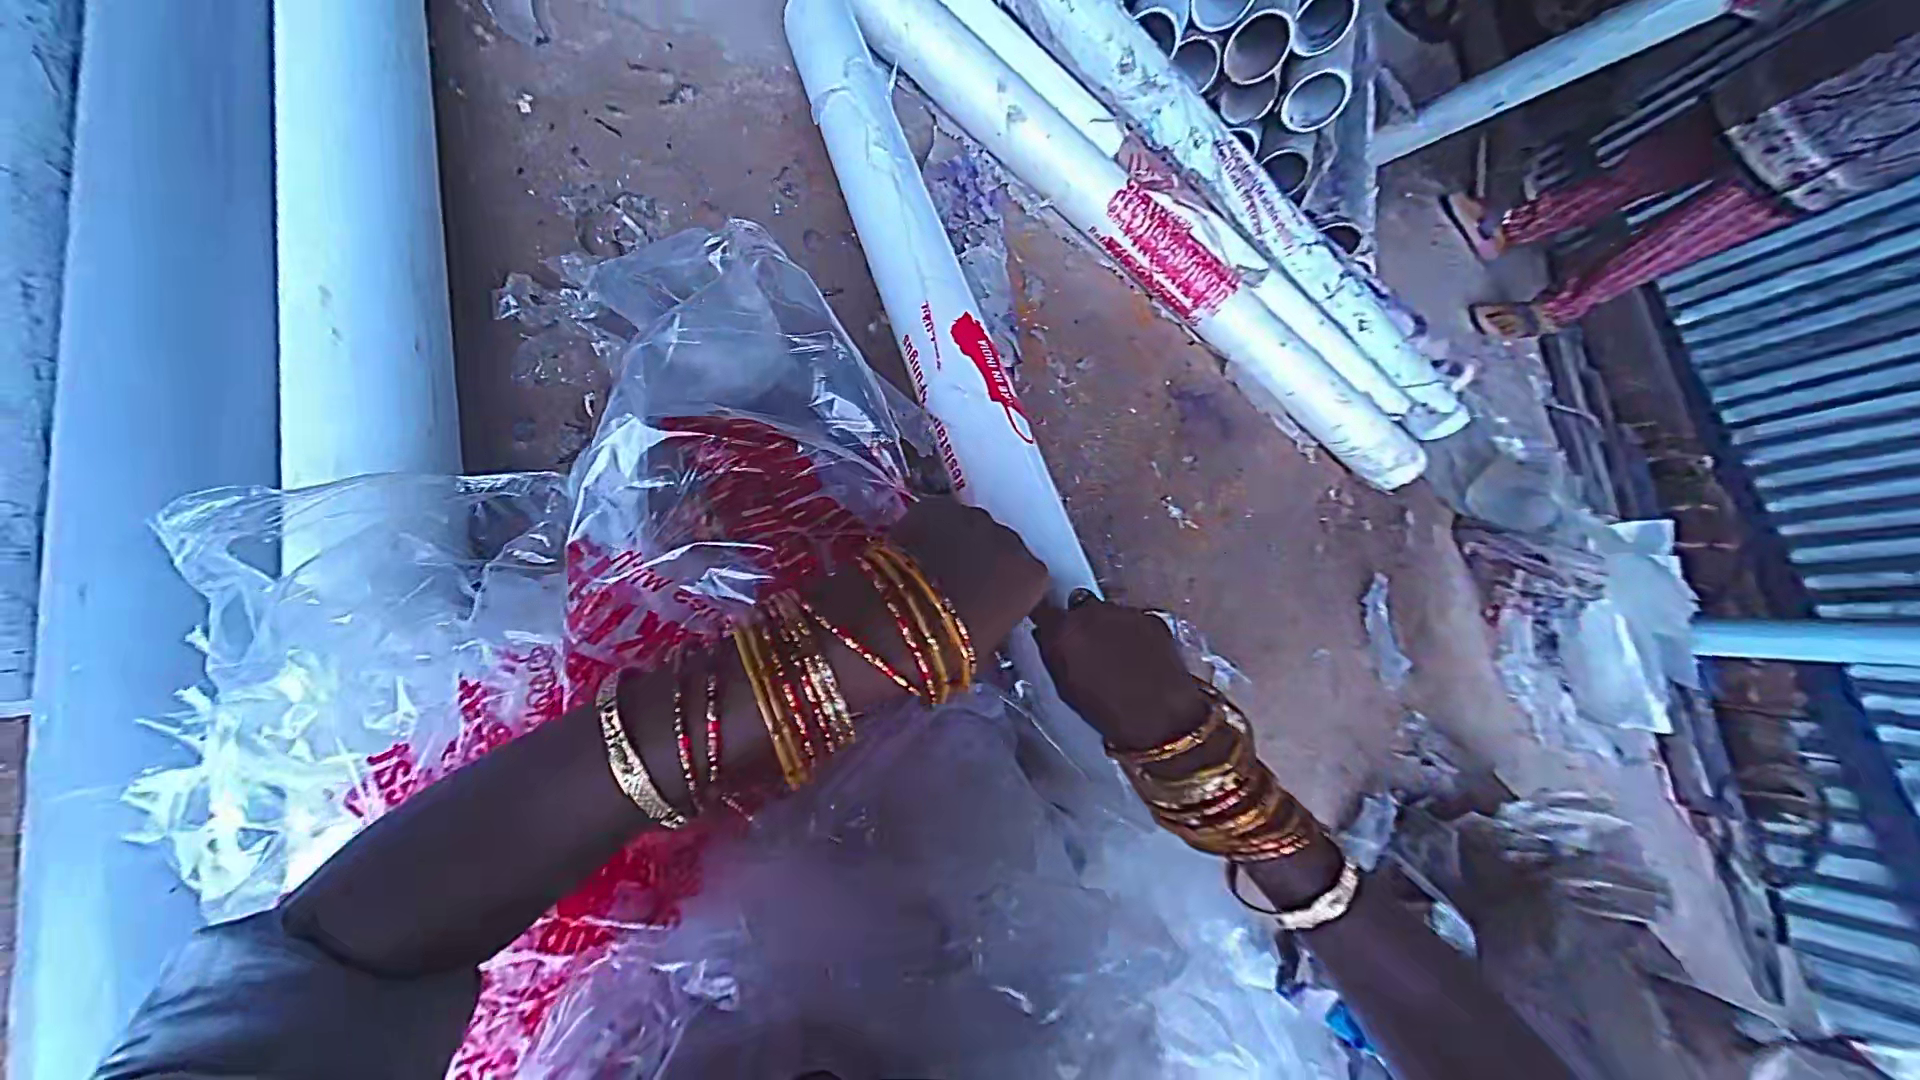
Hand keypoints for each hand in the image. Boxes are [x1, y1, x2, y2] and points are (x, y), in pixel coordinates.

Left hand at [798, 497, 1048, 710]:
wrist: (886, 627)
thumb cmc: (943, 653)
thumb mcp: (987, 648)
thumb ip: (998, 621)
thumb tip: (987, 614)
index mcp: (1032, 577)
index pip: (1027, 576)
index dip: (1004, 588)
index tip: (988, 600)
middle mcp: (1010, 539)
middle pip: (1001, 546)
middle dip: (983, 561)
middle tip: (957, 584)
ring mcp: (971, 516)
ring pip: (970, 527)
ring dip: (957, 542)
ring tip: (931, 566)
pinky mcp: (933, 505)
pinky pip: (939, 517)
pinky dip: (930, 530)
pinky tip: (913, 551)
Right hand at [1031, 595, 1210, 751]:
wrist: (1160, 715)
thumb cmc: (1106, 709)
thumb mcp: (1065, 688)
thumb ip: (1053, 655)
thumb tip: (1048, 638)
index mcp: (1063, 630)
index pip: (1043, 609)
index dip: (1046, 618)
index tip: (1048, 625)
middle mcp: (1090, 612)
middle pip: (1077, 605)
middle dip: (1079, 621)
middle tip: (1086, 646)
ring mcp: (1121, 612)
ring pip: (1106, 610)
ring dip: (1105, 624)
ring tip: (1115, 652)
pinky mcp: (1149, 617)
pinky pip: (1132, 618)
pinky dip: (1131, 630)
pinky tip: (1138, 653)